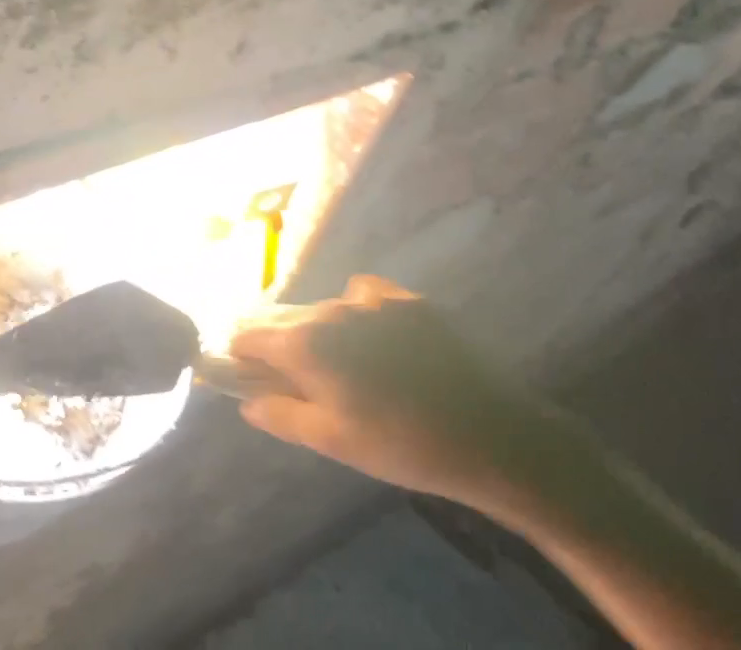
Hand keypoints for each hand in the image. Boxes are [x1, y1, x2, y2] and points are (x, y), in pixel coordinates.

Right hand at [227, 275, 548, 507]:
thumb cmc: (403, 445)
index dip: (242, 359)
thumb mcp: (330, 441)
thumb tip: (246, 400)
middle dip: (281, 348)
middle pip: (282, 321)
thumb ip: (277, 414)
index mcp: (303, 343)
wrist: (498, 440)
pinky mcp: (411, 302)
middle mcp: (329, 309)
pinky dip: (358, 313)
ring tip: (348, 369)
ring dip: (320, 333)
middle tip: (304, 385)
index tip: (254, 382)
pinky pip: (364, 296)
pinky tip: (377, 341)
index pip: (246, 336)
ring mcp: (373, 301)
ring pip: (323, 310)